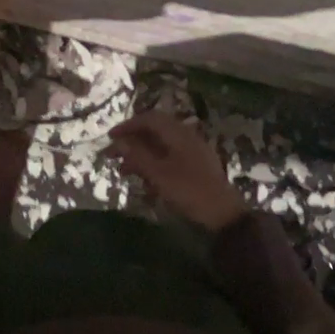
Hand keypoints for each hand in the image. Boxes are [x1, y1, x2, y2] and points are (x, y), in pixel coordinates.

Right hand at [107, 112, 250, 230]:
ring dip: (141, 155)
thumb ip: (138, 156)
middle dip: (132, 141)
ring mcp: (192, 150)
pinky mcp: (196, 165)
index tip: (110, 137)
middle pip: (154, 131)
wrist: (224, 214)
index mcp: (177, 132)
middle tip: (113, 154)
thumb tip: (119, 142)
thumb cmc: (189, 190)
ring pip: (161, 145)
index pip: (149, 119)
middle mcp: (185, 135)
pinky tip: (145, 181)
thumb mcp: (159, 174)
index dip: (128, 125)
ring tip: (123, 171)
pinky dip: (154, 164)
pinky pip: (169, 157)